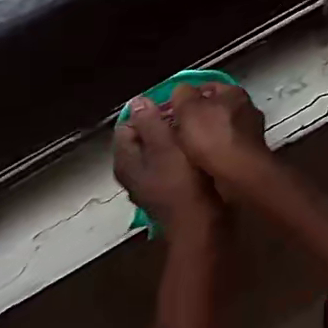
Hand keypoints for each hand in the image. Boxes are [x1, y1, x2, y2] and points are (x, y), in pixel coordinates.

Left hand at [114, 97, 221, 240]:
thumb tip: (138, 101)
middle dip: (162, 125)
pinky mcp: (168, 192)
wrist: (201, 227)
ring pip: (158, 151)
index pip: (127, 124)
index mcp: (125, 160)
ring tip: (194, 131)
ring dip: (173, 140)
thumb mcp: (166, 147)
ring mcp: (149, 185)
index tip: (173, 107)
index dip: (148, 111)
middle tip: (186, 118)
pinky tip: (198, 152)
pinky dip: (180, 156)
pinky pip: (170, 165)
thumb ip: (150, 122)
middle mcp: (132, 173)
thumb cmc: (183, 183)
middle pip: (142, 138)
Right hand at [168, 81, 272, 186]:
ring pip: (222, 130)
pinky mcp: (252, 154)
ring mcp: (252, 132)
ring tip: (188, 148)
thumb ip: (183, 94)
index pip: (209, 86)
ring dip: (208, 137)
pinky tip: (203, 162)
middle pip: (217, 109)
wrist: (239, 173)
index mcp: (234, 92)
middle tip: (179, 129)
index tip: (174, 109)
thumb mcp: (188, 109)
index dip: (189, 96)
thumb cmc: (212, 136)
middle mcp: (248, 108)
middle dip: (199, 118)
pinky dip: (216, 153)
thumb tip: (182, 90)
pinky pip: (228, 148)